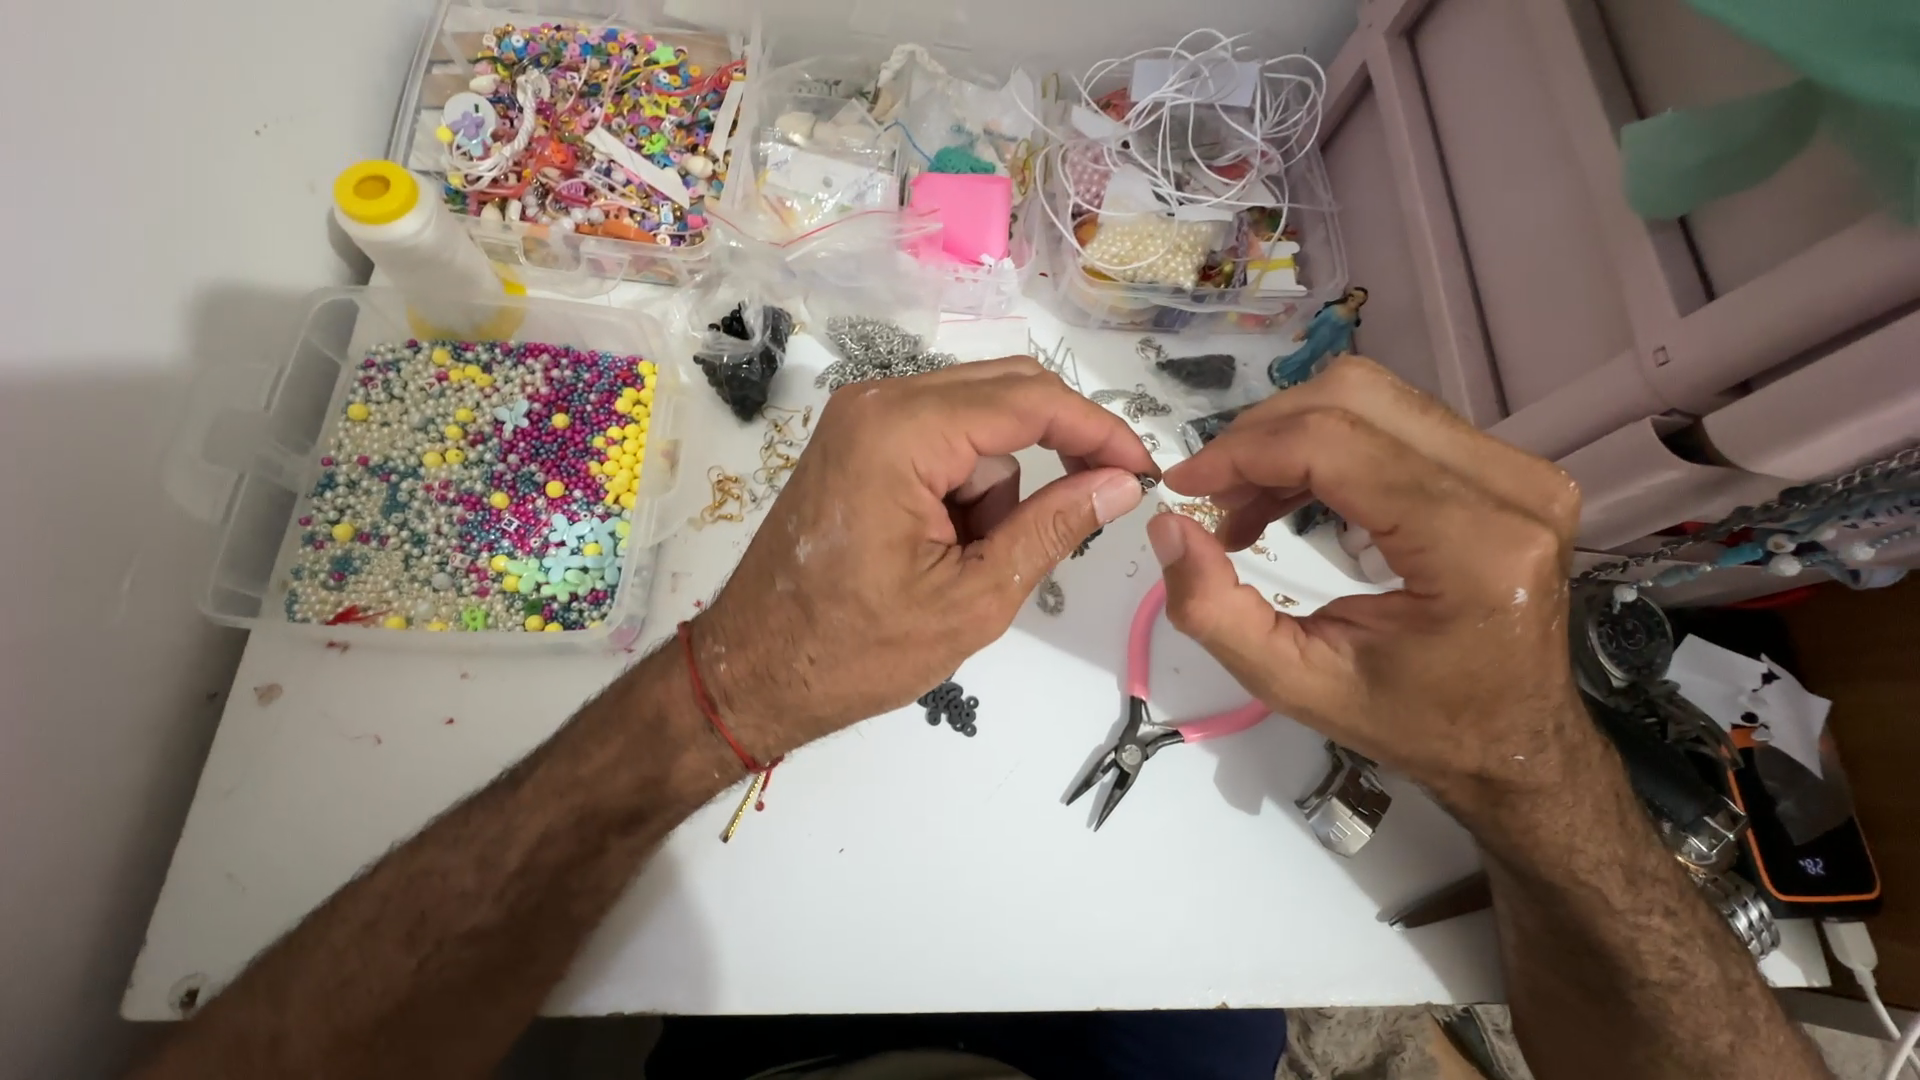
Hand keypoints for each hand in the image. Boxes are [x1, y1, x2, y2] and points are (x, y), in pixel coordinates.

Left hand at [698, 358, 1157, 756]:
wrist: (755, 671)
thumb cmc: (856, 650)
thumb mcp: (974, 598)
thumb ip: (1053, 528)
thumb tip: (1121, 482)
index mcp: (903, 432)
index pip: (1030, 402)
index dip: (1098, 431)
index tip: (1143, 470)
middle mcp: (878, 401)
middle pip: (1005, 393)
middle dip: (1053, 451)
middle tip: (1090, 507)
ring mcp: (861, 418)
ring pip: (977, 423)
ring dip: (998, 485)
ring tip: (968, 559)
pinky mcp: (857, 443)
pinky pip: (941, 441)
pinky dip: (964, 488)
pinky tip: (940, 545)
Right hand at [1145, 356, 1584, 806]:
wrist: (1512, 740)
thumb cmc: (1409, 722)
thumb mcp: (1292, 683)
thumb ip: (1214, 611)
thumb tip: (1167, 524)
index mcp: (1472, 548)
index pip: (1335, 445)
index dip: (1243, 452)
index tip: (1183, 486)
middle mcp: (1510, 489)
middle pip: (1352, 398)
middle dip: (1259, 437)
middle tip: (1212, 495)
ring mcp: (1517, 470)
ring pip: (1369, 397)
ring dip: (1285, 438)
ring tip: (1244, 504)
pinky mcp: (1504, 468)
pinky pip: (1390, 419)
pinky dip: (1319, 446)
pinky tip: (1286, 497)